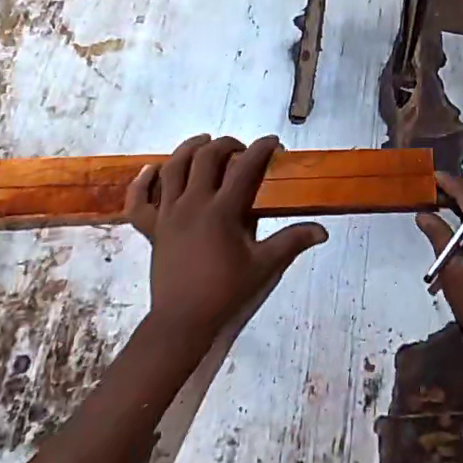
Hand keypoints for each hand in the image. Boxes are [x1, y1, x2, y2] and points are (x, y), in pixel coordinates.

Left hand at [125, 134, 327, 339]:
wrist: (183, 321)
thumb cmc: (226, 292)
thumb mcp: (264, 266)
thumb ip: (292, 242)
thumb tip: (323, 231)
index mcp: (222, 211)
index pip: (245, 168)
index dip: (261, 149)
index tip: (273, 143)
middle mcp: (193, 205)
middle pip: (206, 158)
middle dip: (225, 144)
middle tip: (240, 147)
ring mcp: (168, 215)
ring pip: (173, 169)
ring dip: (188, 150)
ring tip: (202, 142)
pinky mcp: (152, 229)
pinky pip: (139, 201)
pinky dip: (142, 183)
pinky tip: (151, 170)